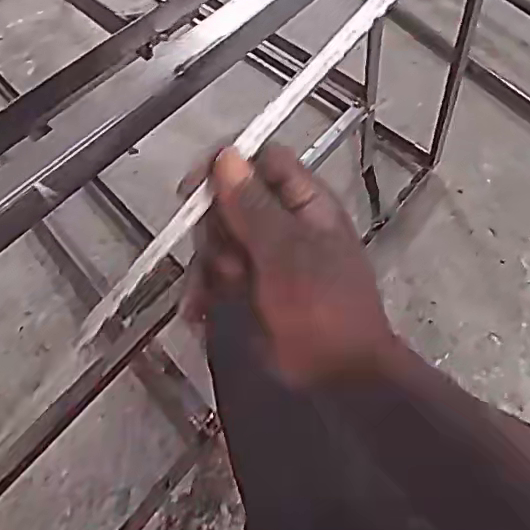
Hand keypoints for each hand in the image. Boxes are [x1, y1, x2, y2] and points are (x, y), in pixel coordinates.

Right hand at [182, 144, 402, 386]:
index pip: (259, 158)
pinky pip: (212, 274)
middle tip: (230, 262)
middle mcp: (280, 219)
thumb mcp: (287, 252)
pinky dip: (202, 291)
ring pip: (215, 239)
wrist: (337, 375)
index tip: (193, 189)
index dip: (225, 166)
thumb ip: (254, 205)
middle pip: (228, 200)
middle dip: (216, 231)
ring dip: (209, 266)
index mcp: (302, 200)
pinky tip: (199, 311)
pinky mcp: (246, 285)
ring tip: (225, 292)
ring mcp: (262, 253)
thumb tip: (227, 155)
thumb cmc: (323, 305)